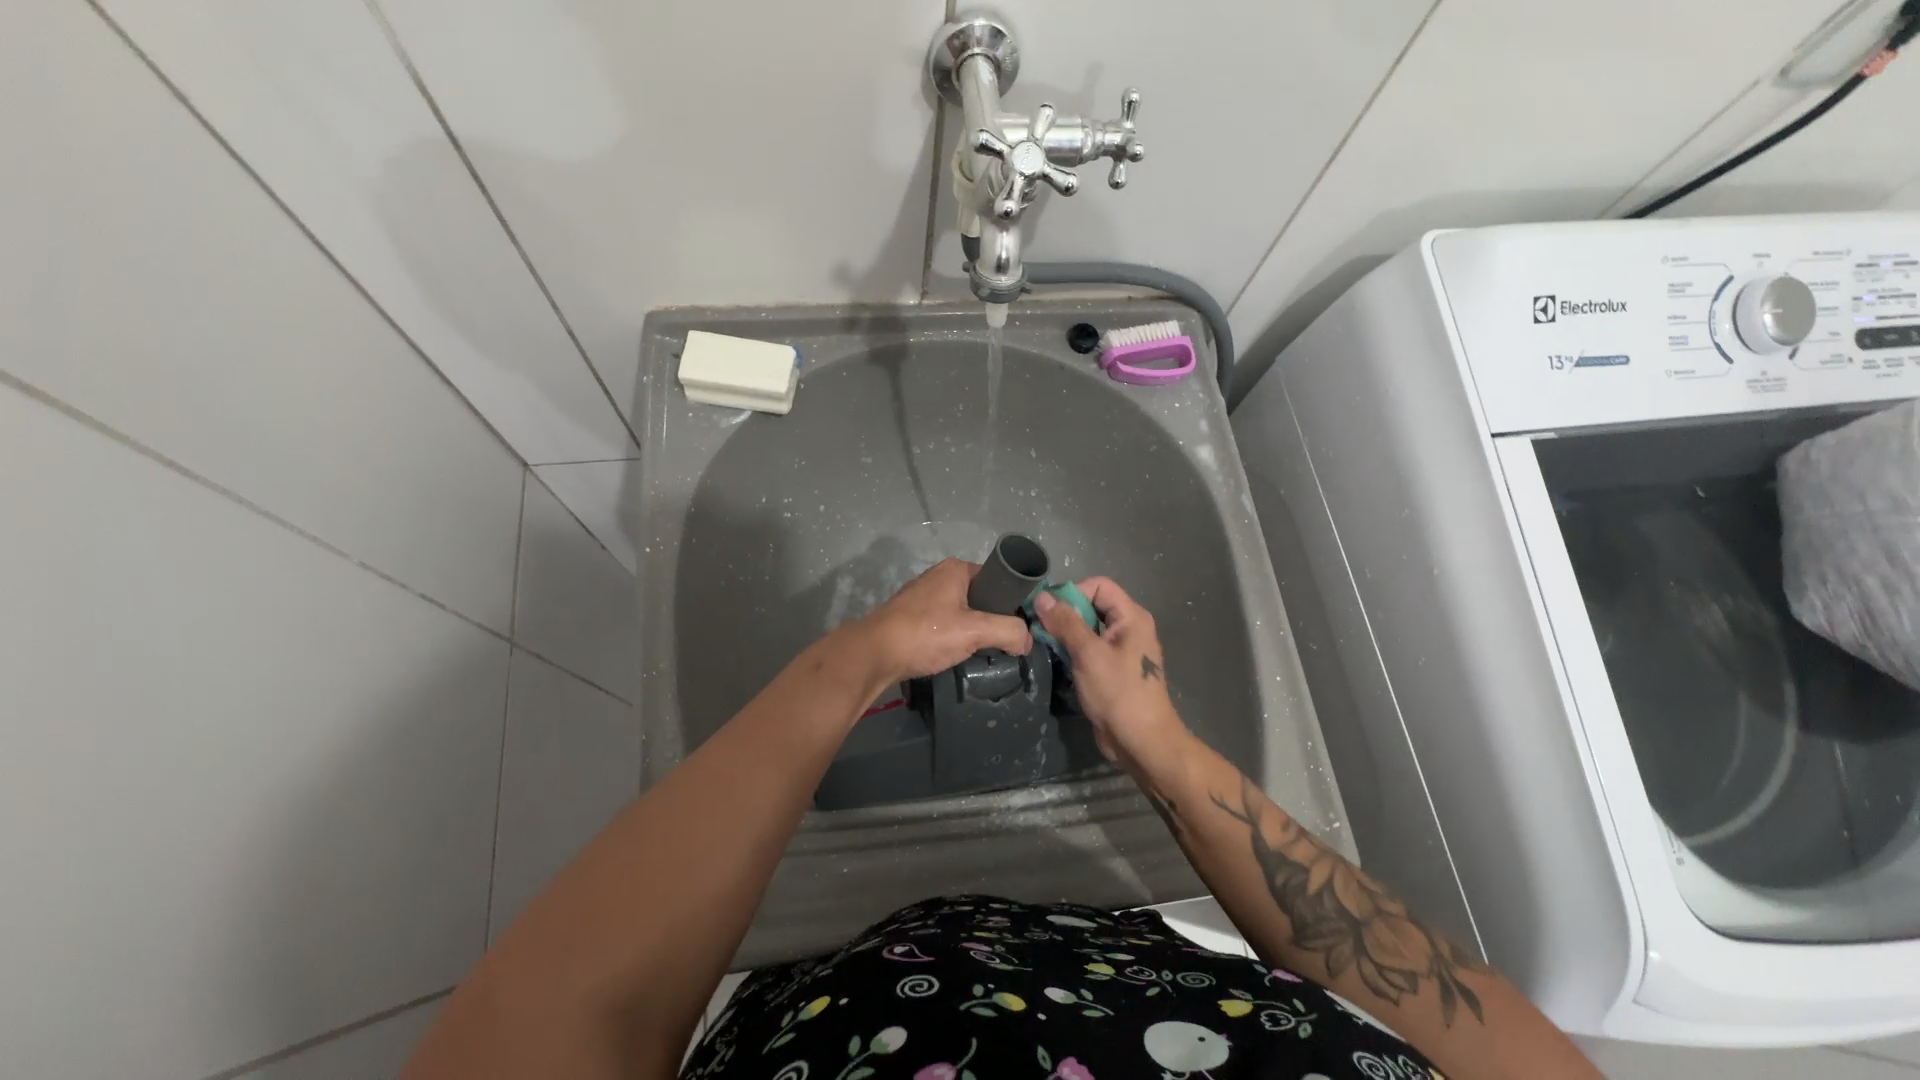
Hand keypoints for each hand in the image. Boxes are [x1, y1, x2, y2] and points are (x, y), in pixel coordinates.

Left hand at [852, 559, 1033, 683]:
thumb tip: (1027, 641)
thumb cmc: (926, 633)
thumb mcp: (975, 631)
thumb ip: (1008, 632)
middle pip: (981, 598)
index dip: (1012, 603)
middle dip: (994, 621)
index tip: (1021, 628)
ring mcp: (923, 598)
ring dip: (973, 633)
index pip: (998, 580)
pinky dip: (954, 639)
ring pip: (963, 614)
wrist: (875, 654)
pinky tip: (958, 656)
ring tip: (983, 653)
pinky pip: (945, 626)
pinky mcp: (912, 619)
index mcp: (957, 569)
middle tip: (1005, 645)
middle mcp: (940, 577)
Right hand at [1034, 577, 1188, 771]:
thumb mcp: (1088, 654)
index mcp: (1132, 617)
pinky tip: (1055, 662)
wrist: (1141, 741)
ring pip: (1087, 630)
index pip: (1098, 586)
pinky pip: (1089, 650)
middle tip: (1039, 628)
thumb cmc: (1119, 693)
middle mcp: (1129, 629)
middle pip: (1092, 606)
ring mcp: (1121, 651)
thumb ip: (1065, 622)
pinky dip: (1072, 652)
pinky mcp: (1111, 671)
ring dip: (1065, 635)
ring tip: (1043, 645)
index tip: (1047, 611)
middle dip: (1064, 614)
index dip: (1072, 592)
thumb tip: (1042, 597)